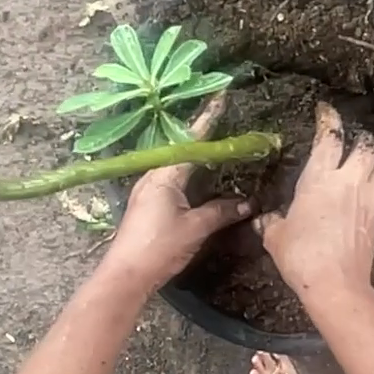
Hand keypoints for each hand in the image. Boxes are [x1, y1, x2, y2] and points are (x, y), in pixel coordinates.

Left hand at [101, 99, 251, 292]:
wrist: (126, 275)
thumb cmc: (159, 248)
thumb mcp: (196, 228)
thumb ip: (222, 212)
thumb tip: (247, 203)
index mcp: (165, 175)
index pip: (192, 142)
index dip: (208, 120)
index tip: (220, 98)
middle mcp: (153, 176)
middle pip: (183, 150)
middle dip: (203, 137)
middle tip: (224, 123)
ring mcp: (148, 190)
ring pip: (177, 166)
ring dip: (196, 158)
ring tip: (218, 149)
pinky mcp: (147, 205)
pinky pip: (172, 181)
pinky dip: (189, 176)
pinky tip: (200, 181)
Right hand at [257, 103, 373, 302]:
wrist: (336, 284)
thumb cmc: (302, 255)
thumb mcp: (275, 236)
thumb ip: (271, 222)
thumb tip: (265, 219)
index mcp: (320, 178)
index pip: (330, 137)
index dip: (329, 120)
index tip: (326, 112)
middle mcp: (348, 183)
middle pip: (367, 146)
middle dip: (361, 139)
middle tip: (351, 141)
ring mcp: (367, 201)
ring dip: (371, 164)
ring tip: (359, 169)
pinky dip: (370, 193)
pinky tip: (358, 204)